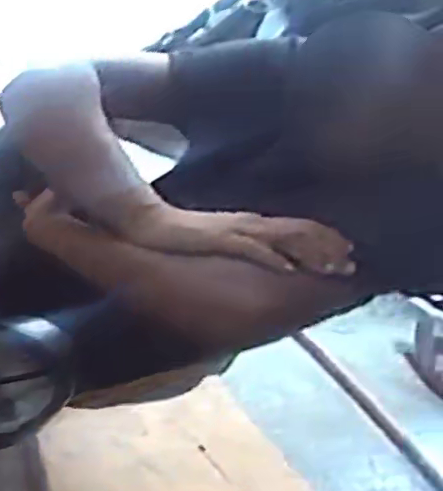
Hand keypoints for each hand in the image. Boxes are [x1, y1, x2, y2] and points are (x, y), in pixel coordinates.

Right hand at [97, 192, 353, 275]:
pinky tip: (288, 269)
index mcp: (247, 221)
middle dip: (330, 247)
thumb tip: (244, 248)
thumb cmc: (166, 229)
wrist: (141, 221)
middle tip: (349, 265)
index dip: (325, 238)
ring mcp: (234, 230)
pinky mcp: (217, 239)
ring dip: (313, 254)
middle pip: (303, 231)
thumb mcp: (204, 234)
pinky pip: (253, 249)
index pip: (298, 227)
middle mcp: (249, 222)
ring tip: (331, 268)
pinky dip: (274, 258)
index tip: (343, 253)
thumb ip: (227, 238)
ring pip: (287, 239)